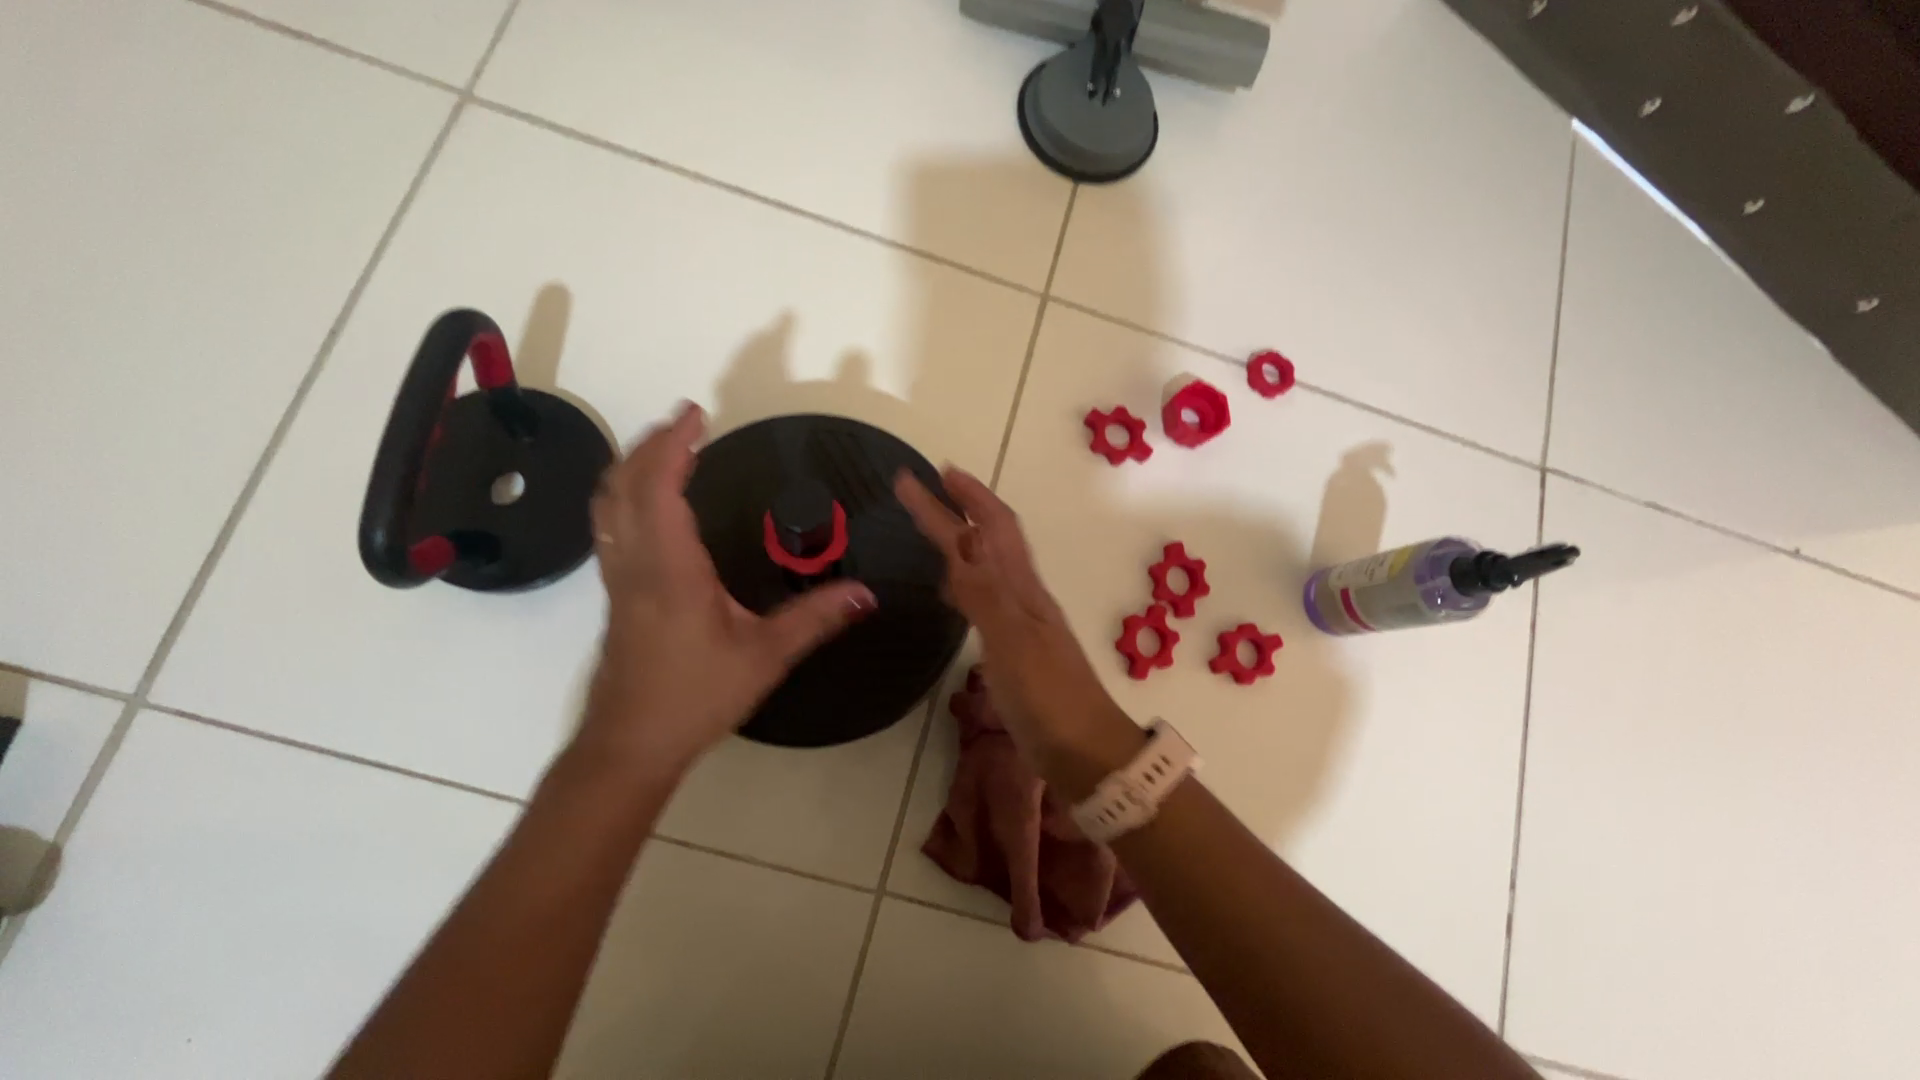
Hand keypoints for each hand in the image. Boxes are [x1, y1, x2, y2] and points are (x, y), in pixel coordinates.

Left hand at [581, 403, 875, 774]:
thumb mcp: (765, 657)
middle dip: (652, 443)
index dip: (674, 443)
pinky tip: (647, 504)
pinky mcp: (615, 594)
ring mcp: (618, 578)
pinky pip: (609, 525)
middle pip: (623, 483)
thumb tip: (866, 594)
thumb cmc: (696, 696)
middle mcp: (636, 562)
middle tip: (686, 422)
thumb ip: (815, 619)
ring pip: (608, 503)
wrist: (631, 743)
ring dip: (631, 465)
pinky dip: (624, 494)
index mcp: (670, 567)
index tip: (698, 414)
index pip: (660, 485)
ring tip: (665, 449)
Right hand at [895, 467, 1142, 795]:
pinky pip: (987, 598)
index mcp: (1021, 590)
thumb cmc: (1049, 699)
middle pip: (993, 538)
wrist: (1086, 753)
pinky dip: (966, 581)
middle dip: (964, 506)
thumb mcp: (1013, 643)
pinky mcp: (1017, 650)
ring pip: (992, 564)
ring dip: (966, 538)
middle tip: (931, 484)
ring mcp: (1023, 623)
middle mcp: (1024, 597)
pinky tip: (955, 594)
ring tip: (939, 526)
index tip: (920, 475)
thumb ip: (985, 592)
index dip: (956, 500)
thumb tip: (959, 537)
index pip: (986, 530)